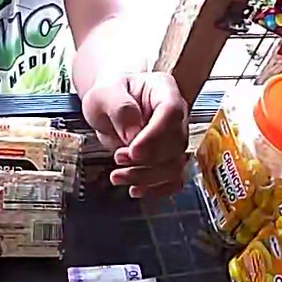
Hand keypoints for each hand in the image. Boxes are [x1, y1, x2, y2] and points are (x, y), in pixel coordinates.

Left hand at [82, 72, 188, 198]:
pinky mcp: (169, 158)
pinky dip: (157, 189)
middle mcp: (176, 116)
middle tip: (118, 158)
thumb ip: (120, 109)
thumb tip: (133, 135)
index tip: (132, 151)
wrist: (109, 105)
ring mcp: (175, 138)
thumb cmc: (109, 95)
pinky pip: (174, 179)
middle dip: (146, 160)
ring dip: (146, 177)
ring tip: (118, 176)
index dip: (155, 136)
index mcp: (164, 91)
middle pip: (175, 144)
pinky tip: (136, 190)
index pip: (171, 113)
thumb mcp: (104, 93)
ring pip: (174, 166)